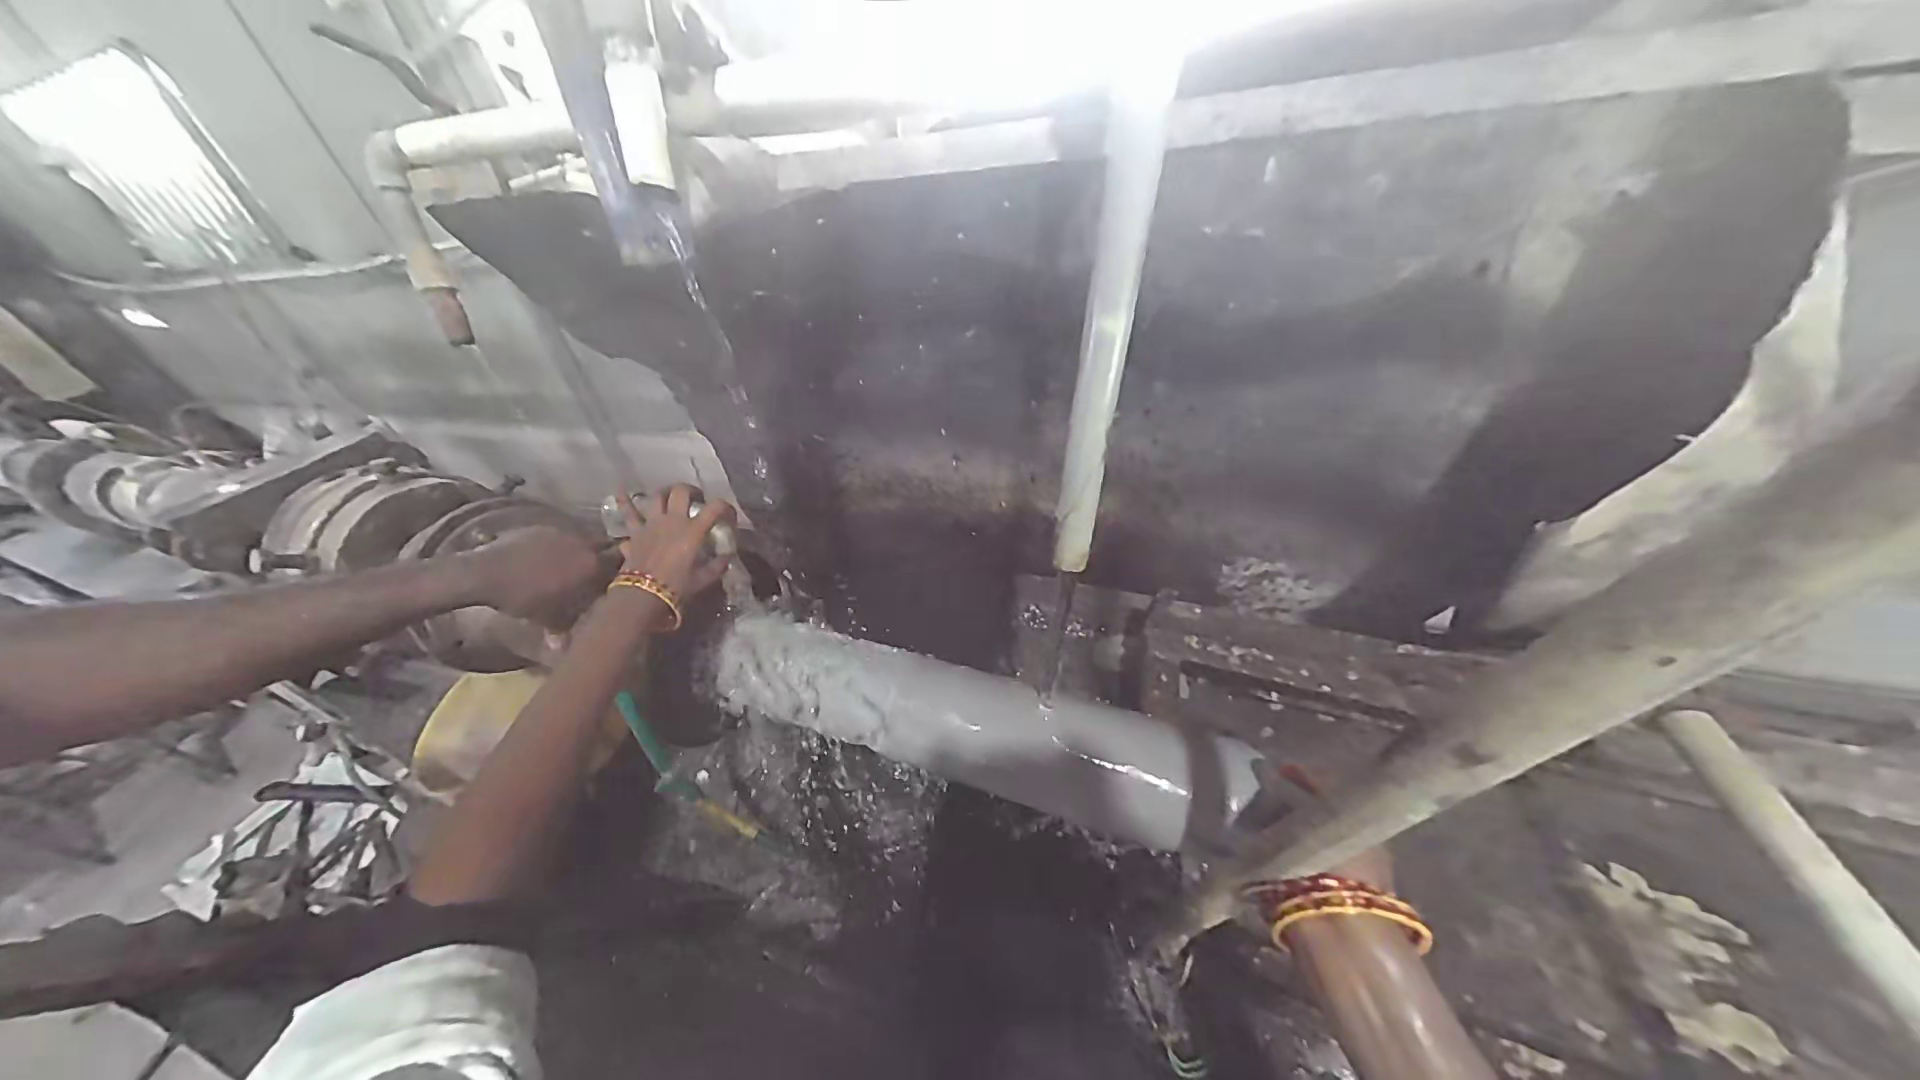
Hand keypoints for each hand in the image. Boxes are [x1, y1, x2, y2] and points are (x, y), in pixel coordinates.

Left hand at [464, 526, 611, 623]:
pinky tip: (546, 557)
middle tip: (598, 568)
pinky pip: (561, 536)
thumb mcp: (549, 619)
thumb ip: (567, 629)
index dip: (625, 567)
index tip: (622, 575)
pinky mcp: (543, 528)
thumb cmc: (523, 599)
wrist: (484, 573)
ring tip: (570, 563)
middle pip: (606, 546)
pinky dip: (559, 545)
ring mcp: (564, 534)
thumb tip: (568, 646)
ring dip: (581, 550)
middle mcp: (585, 546)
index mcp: (594, 567)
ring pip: (583, 539)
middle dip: (605, 555)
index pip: (623, 561)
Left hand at [614, 484, 735, 601]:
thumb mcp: (704, 578)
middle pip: (680, 492)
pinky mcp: (634, 532)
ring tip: (669, 496)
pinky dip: (624, 502)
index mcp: (693, 530)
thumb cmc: (677, 587)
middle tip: (696, 498)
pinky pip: (628, 513)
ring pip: (656, 497)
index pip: (714, 508)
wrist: (643, 594)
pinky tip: (620, 492)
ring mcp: (651, 523)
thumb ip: (717, 565)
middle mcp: (672, 520)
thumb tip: (727, 557)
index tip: (729, 514)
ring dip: (664, 493)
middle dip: (690, 491)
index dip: (725, 506)